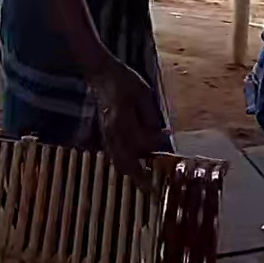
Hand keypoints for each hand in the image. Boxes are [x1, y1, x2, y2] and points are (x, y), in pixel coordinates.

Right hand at [88, 58, 167, 185]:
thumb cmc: (123, 79)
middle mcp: (111, 131)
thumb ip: (150, 115)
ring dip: (131, 171)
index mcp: (121, 121)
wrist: (100, 72)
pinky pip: (114, 152)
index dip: (153, 150)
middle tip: (151, 190)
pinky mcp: (104, 131)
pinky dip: (124, 161)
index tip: (163, 156)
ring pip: (117, 160)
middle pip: (123, 162)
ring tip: (145, 180)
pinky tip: (135, 163)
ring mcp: (105, 132)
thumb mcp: (143, 92)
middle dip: (137, 178)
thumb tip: (158, 134)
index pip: (139, 146)